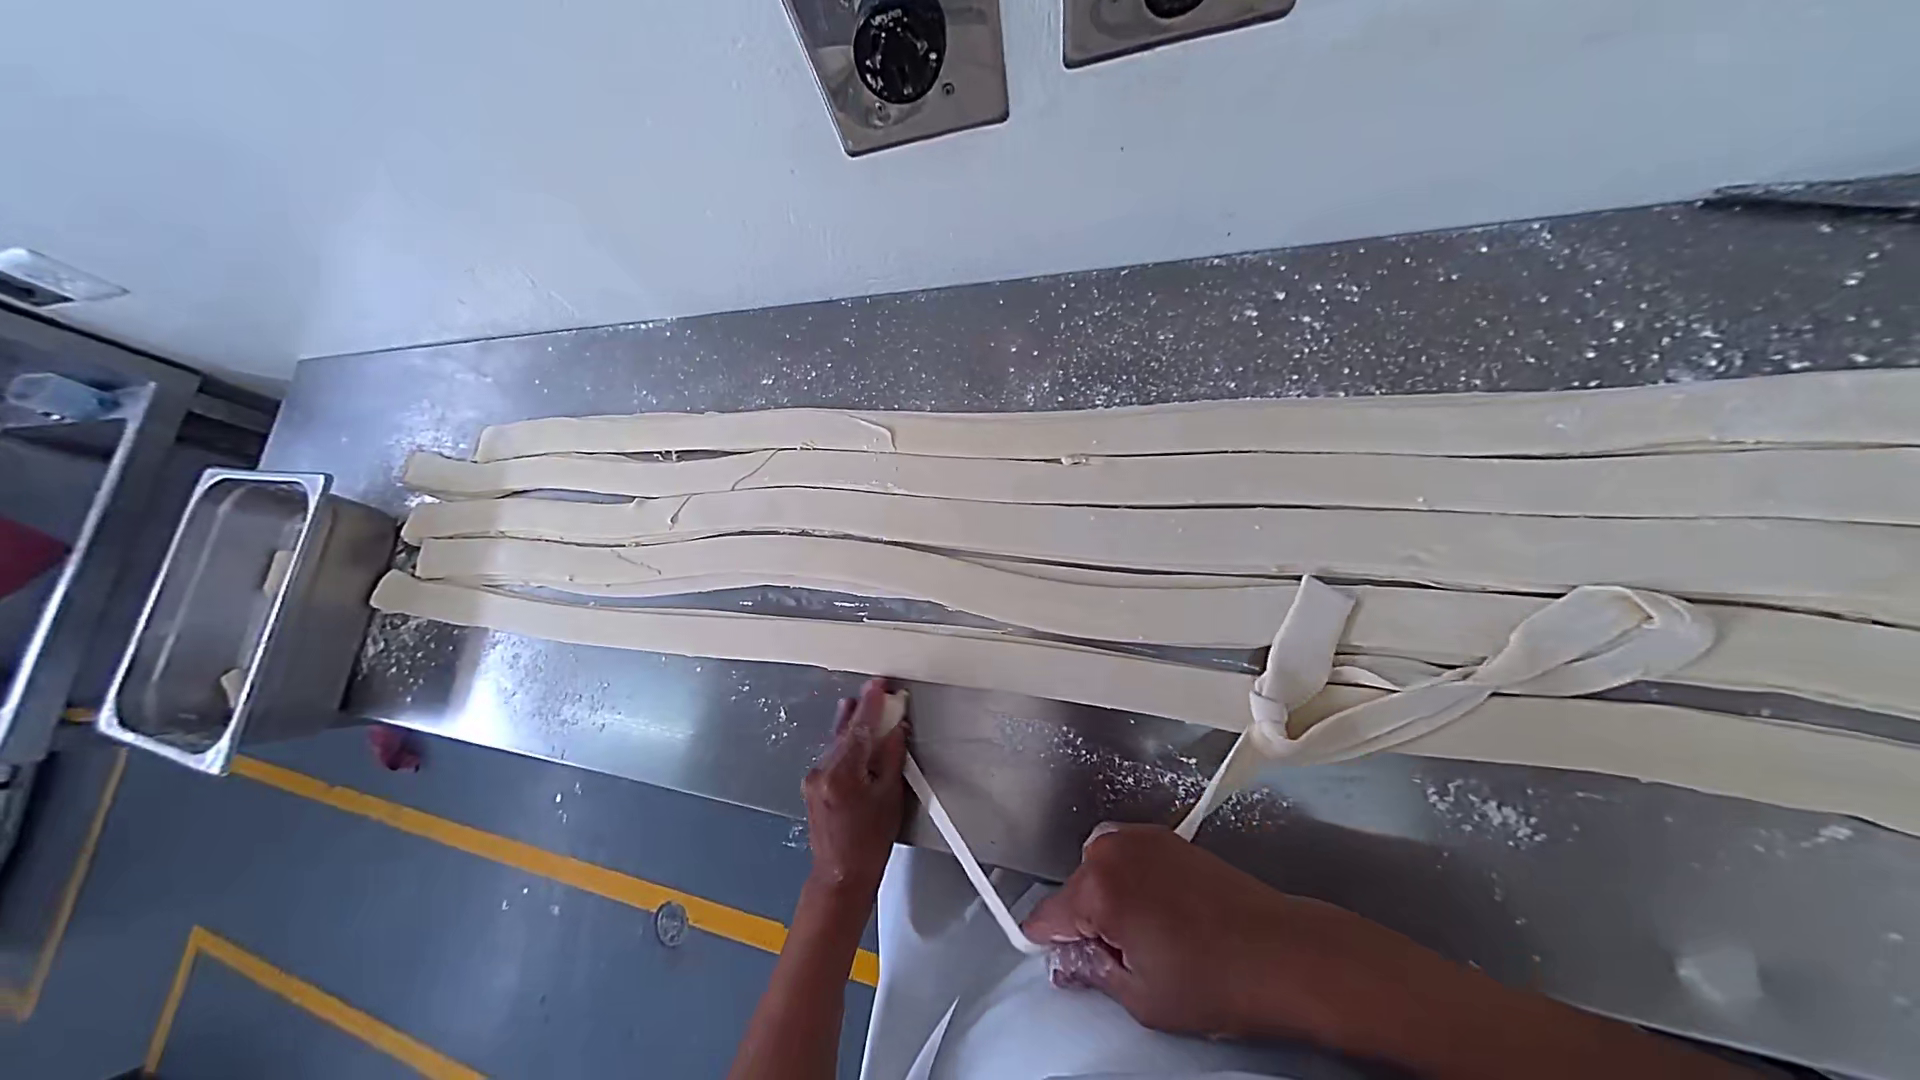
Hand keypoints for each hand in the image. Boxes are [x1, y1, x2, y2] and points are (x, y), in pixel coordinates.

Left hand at [801, 678, 908, 895]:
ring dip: (855, 728)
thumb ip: (891, 757)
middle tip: (881, 695)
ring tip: (873, 715)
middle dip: (864, 711)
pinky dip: (848, 745)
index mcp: (843, 774)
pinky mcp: (813, 783)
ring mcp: (814, 777)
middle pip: (845, 730)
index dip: (873, 703)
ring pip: (837, 741)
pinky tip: (860, 744)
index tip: (880, 686)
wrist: (842, 874)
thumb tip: (896, 730)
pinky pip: (832, 754)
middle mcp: (822, 771)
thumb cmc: (868, 844)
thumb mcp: (890, 796)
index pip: (860, 727)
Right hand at [1020, 823, 1486, 1050]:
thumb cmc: (1215, 980)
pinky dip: (1128, 878)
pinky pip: (1124, 854)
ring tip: (1145, 933)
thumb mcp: (1140, 997)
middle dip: (1083, 921)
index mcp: (1098, 889)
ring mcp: (1139, 836)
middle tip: (1118, 958)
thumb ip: (1089, 971)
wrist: (1281, 951)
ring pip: (1097, 869)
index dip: (1049, 944)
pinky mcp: (1164, 835)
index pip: (1046, 916)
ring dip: (1106, 897)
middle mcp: (1111, 850)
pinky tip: (1159, 910)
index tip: (1061, 961)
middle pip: (1072, 889)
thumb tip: (1065, 961)